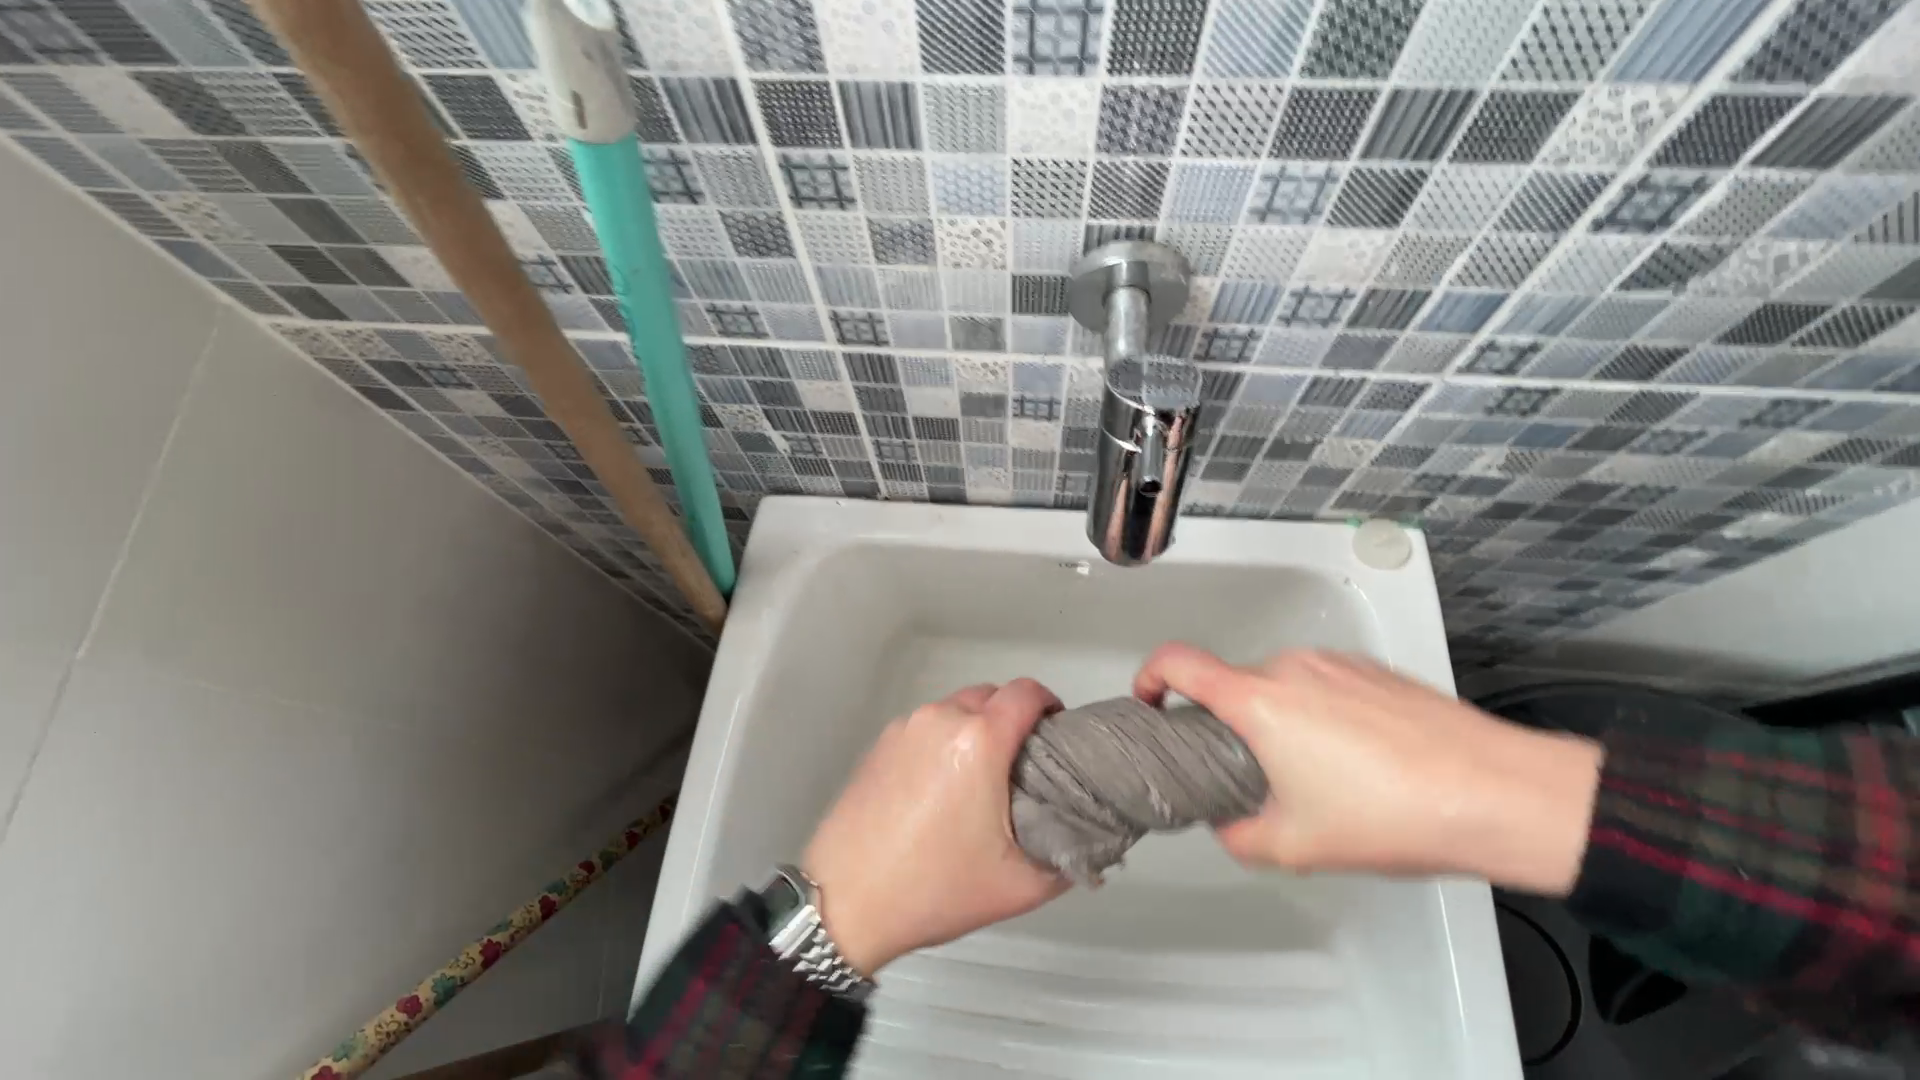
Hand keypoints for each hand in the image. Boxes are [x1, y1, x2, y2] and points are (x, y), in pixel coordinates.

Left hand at [802, 679, 1070, 976]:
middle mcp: (940, 719)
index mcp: (979, 741)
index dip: (1051, 706)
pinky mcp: (878, 744)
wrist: (845, 901)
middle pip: (991, 695)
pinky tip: (939, 789)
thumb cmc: (934, 888)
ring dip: (976, 730)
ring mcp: (905, 728)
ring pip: (955, 709)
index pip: (1027, 692)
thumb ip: (1067, 858)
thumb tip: (1086, 844)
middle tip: (1023, 767)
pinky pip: (925, 727)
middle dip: (1014, 719)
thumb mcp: (1018, 887)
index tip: (1058, 736)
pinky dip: (943, 742)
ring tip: (979, 781)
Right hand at [1133, 645, 1602, 895]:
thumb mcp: (1296, 845)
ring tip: (1317, 774)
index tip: (1150, 700)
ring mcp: (1335, 663)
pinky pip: (1322, 684)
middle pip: (1231, 683)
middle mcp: (1292, 668)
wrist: (1497, 793)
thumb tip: (1230, 825)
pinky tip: (1355, 760)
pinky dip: (1319, 714)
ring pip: (1279, 686)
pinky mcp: (1371, 670)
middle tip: (1253, 773)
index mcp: (1259, 700)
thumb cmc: (1399, 812)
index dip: (1149, 676)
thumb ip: (1238, 835)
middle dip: (1229, 724)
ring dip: (1278, 721)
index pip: (1178, 662)